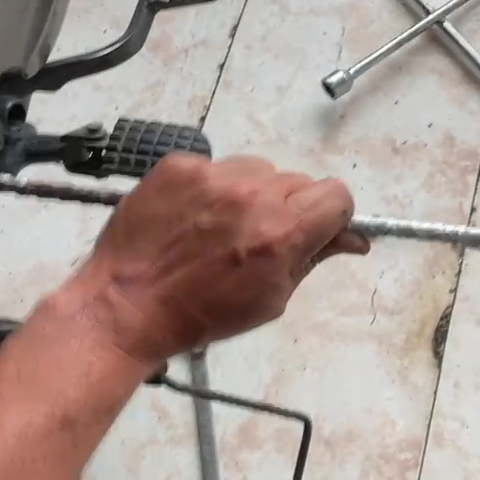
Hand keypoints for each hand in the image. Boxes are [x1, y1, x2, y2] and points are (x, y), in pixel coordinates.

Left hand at [54, 154, 367, 365]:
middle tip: (261, 236)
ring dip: (255, 193)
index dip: (331, 214)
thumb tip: (355, 238)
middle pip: (300, 182)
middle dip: (291, 207)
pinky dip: (215, 187)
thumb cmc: (203, 314)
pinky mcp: (180, 165)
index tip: (315, 229)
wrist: (125, 305)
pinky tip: (194, 216)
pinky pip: (218, 166)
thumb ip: (314, 258)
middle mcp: (253, 196)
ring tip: (223, 225)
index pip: (337, 196)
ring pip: (261, 169)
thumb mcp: (272, 298)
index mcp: (281, 233)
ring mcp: (213, 175)